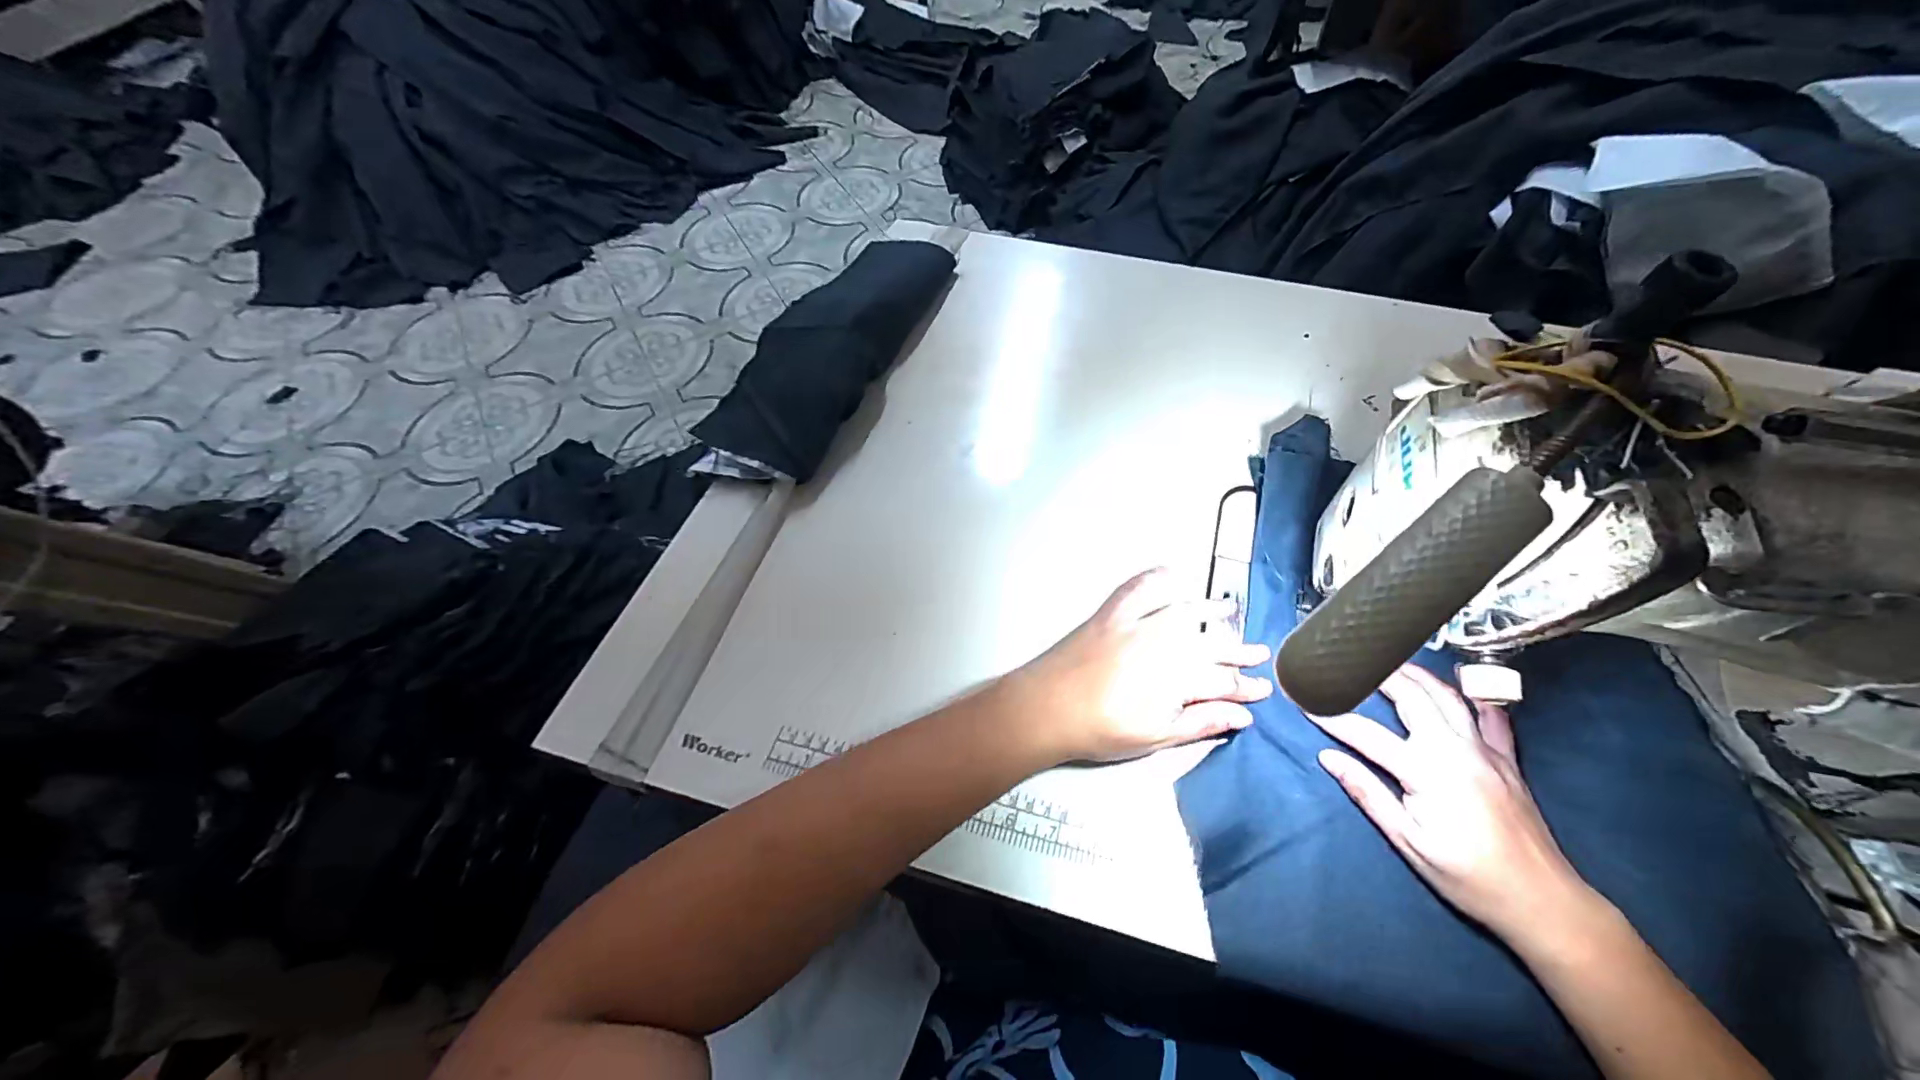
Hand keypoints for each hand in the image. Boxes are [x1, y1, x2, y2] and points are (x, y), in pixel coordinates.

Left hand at [999, 568, 1273, 763]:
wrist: (1044, 707)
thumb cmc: (1097, 729)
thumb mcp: (1154, 738)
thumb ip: (1200, 723)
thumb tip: (1240, 717)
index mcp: (1176, 679)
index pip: (1223, 681)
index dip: (1246, 687)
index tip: (1263, 688)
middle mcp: (1162, 644)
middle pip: (1211, 644)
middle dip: (1238, 651)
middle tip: (1258, 655)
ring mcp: (1136, 623)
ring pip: (1185, 611)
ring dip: (1211, 610)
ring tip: (1230, 610)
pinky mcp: (1111, 612)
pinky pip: (1141, 586)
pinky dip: (1160, 577)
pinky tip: (1175, 575)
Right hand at [1311, 664, 1593, 944]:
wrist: (1543, 902)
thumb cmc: (1469, 878)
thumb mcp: (1408, 842)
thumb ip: (1368, 793)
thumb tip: (1328, 758)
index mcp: (1428, 771)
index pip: (1366, 734)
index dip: (1331, 718)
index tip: (1304, 703)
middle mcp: (1457, 750)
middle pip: (1412, 697)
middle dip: (1377, 676)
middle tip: (1350, 663)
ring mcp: (1487, 751)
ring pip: (1448, 697)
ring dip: (1417, 675)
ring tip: (1392, 662)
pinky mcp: (1507, 760)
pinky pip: (1491, 715)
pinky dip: (1473, 693)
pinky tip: (1461, 679)